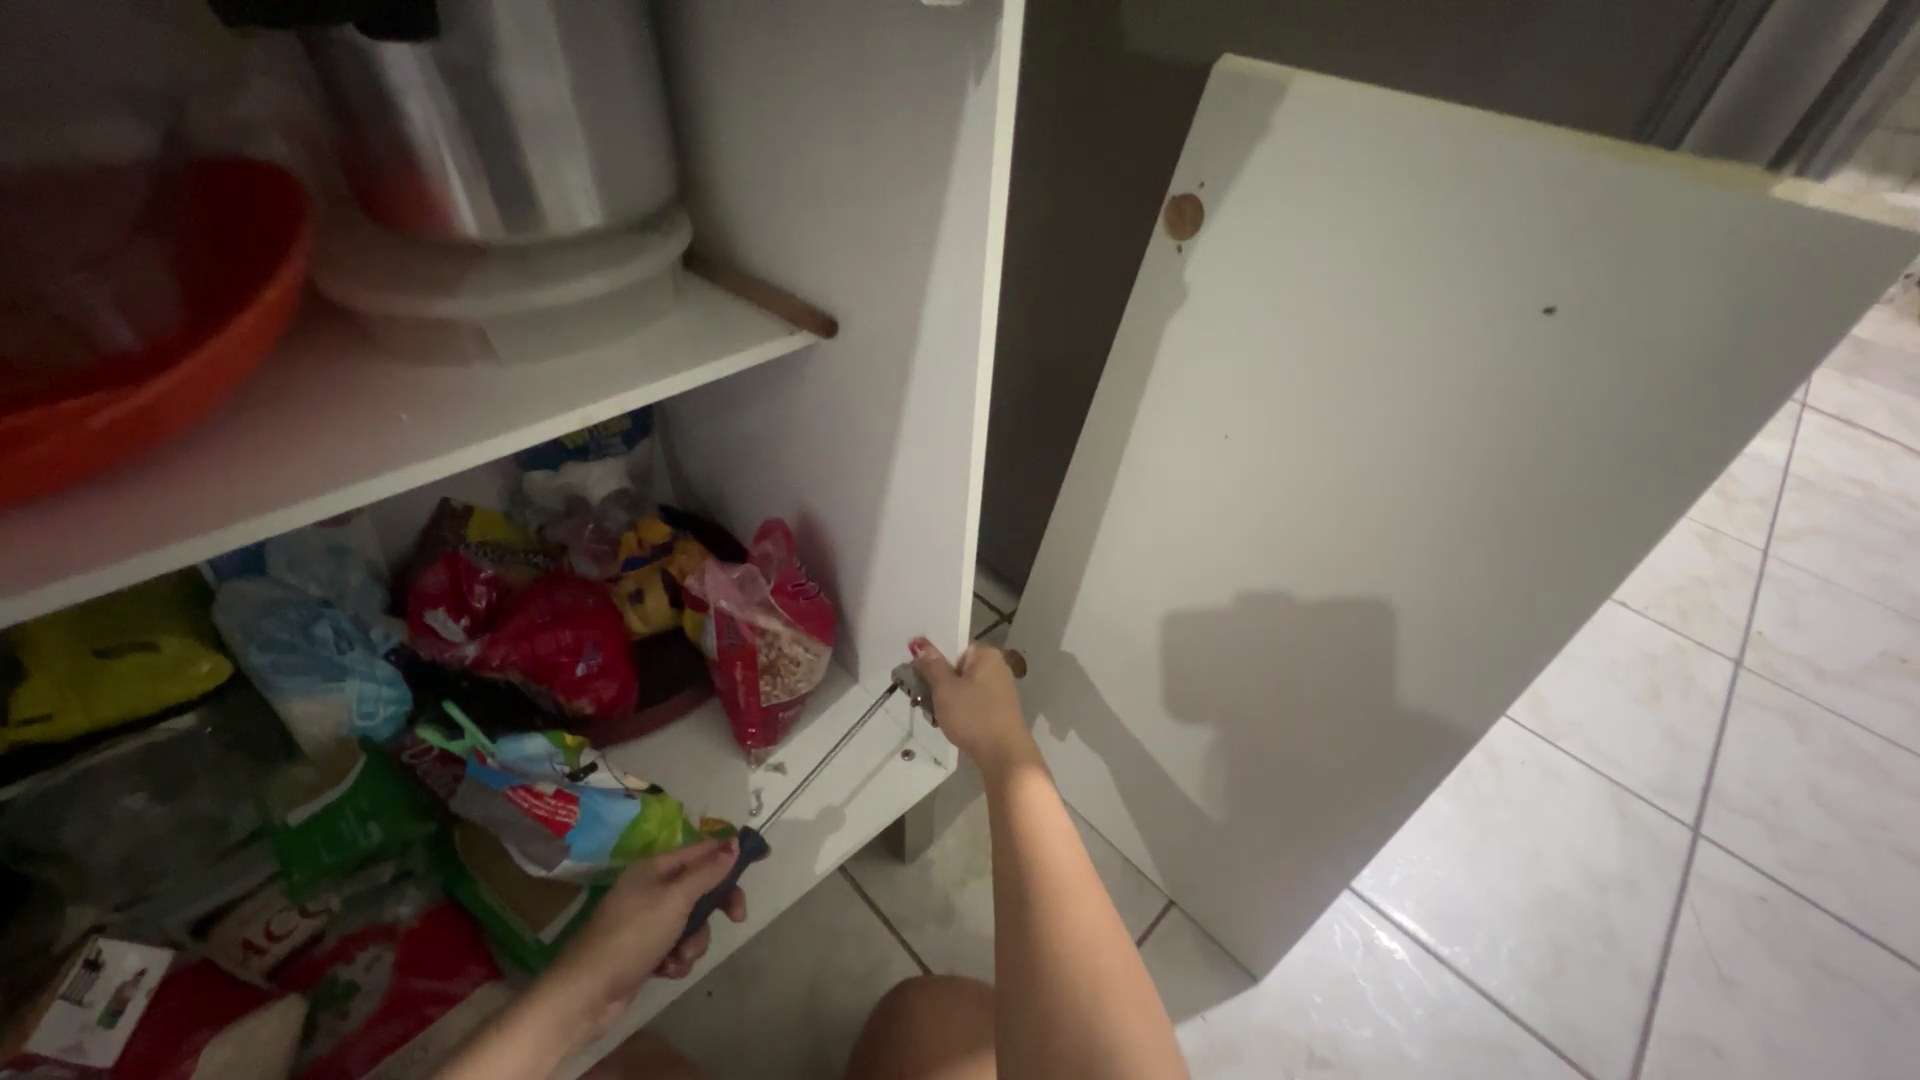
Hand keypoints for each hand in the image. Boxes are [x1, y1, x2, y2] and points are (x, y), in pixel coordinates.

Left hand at [544, 839, 748, 1027]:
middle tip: (737, 918)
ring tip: (679, 956)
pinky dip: (678, 958)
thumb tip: (733, 842)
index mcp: (655, 868)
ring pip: (692, 922)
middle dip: (715, 907)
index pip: (701, 850)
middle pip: (701, 888)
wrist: (588, 992)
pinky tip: (667, 969)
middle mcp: (652, 889)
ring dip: (694, 941)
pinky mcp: (646, 950)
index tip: (760, 857)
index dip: (729, 852)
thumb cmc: (633, 934)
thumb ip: (707, 871)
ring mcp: (648, 921)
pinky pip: (677, 946)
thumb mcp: (676, 898)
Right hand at [911, 637, 1039, 778]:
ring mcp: (999, 688)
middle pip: (957, 665)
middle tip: (919, 696)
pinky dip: (959, 708)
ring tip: (932, 714)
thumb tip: (920, 642)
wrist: (1004, 755)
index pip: (953, 644)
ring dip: (946, 697)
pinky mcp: (998, 708)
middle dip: (937, 680)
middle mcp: (995, 666)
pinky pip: (972, 700)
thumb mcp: (945, 689)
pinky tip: (948, 722)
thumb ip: (931, 664)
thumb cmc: (973, 716)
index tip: (914, 670)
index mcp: (985, 654)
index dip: (932, 655)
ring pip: (963, 685)